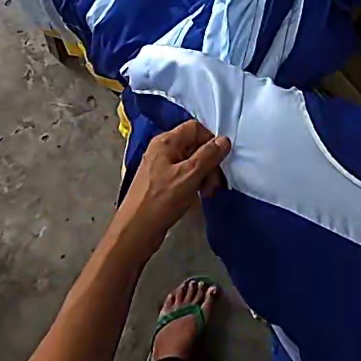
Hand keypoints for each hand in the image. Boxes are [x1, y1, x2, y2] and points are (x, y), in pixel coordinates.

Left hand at [117, 120, 229, 241]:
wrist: (136, 232)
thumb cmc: (162, 200)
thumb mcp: (190, 175)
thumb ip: (209, 155)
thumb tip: (224, 140)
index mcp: (166, 142)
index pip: (196, 128)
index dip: (211, 141)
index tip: (218, 160)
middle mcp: (162, 150)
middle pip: (195, 144)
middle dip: (209, 162)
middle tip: (213, 183)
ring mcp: (160, 166)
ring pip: (192, 161)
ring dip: (204, 174)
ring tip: (207, 192)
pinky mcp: (161, 182)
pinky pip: (184, 174)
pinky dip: (194, 182)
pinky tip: (198, 195)